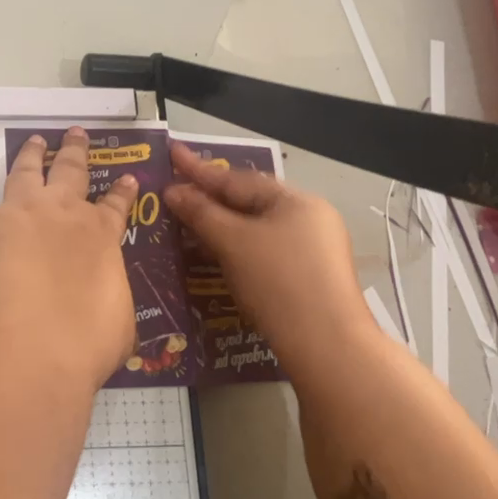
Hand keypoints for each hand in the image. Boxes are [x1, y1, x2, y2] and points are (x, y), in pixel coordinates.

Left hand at [0, 128, 138, 384]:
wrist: (33, 334)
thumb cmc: (84, 337)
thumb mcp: (118, 328)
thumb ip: (111, 310)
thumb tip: (105, 317)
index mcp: (100, 237)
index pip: (115, 208)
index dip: (122, 194)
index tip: (128, 179)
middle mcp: (62, 214)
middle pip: (71, 172)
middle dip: (74, 153)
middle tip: (75, 135)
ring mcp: (20, 214)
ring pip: (24, 172)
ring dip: (28, 155)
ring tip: (32, 140)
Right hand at [163, 142, 367, 355]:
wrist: (326, 345)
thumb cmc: (278, 282)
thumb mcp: (233, 242)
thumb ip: (201, 213)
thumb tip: (173, 191)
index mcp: (295, 201)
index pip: (237, 180)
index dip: (199, 170)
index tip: (171, 154)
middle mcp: (308, 219)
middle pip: (248, 202)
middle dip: (208, 199)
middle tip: (173, 194)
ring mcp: (311, 250)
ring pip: (254, 229)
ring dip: (218, 227)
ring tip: (184, 226)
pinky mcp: (306, 278)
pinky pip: (262, 251)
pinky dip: (234, 249)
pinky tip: (212, 257)